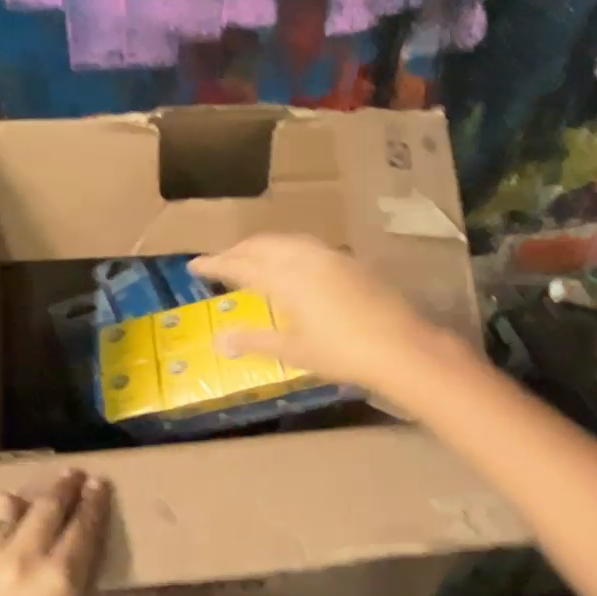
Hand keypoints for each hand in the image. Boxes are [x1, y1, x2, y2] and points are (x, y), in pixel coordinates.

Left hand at [0, 470, 111, 595]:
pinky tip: (3, 536)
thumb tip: (84, 537)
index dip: (93, 500)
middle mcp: (20, 561)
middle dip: (63, 487)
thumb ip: (79, 575)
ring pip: (3, 507)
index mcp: (59, 578)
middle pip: (45, 506)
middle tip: (72, 475)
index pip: (81, 524)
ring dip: (24, 498)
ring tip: (32, 497)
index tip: (98, 483)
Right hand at [189, 234, 449, 394]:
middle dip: (238, 252)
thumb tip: (219, 340)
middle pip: (263, 246)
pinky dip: (287, 250)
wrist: (402, 348)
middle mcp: (306, 259)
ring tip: (251, 258)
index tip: (194, 265)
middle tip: (220, 262)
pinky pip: (308, 246)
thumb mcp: (294, 351)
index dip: (215, 264)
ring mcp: (331, 257)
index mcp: (287, 278)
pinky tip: (290, 264)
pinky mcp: (351, 263)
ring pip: (287, 242)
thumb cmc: (343, 354)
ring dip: (263, 247)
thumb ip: (255, 341)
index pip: (241, 265)